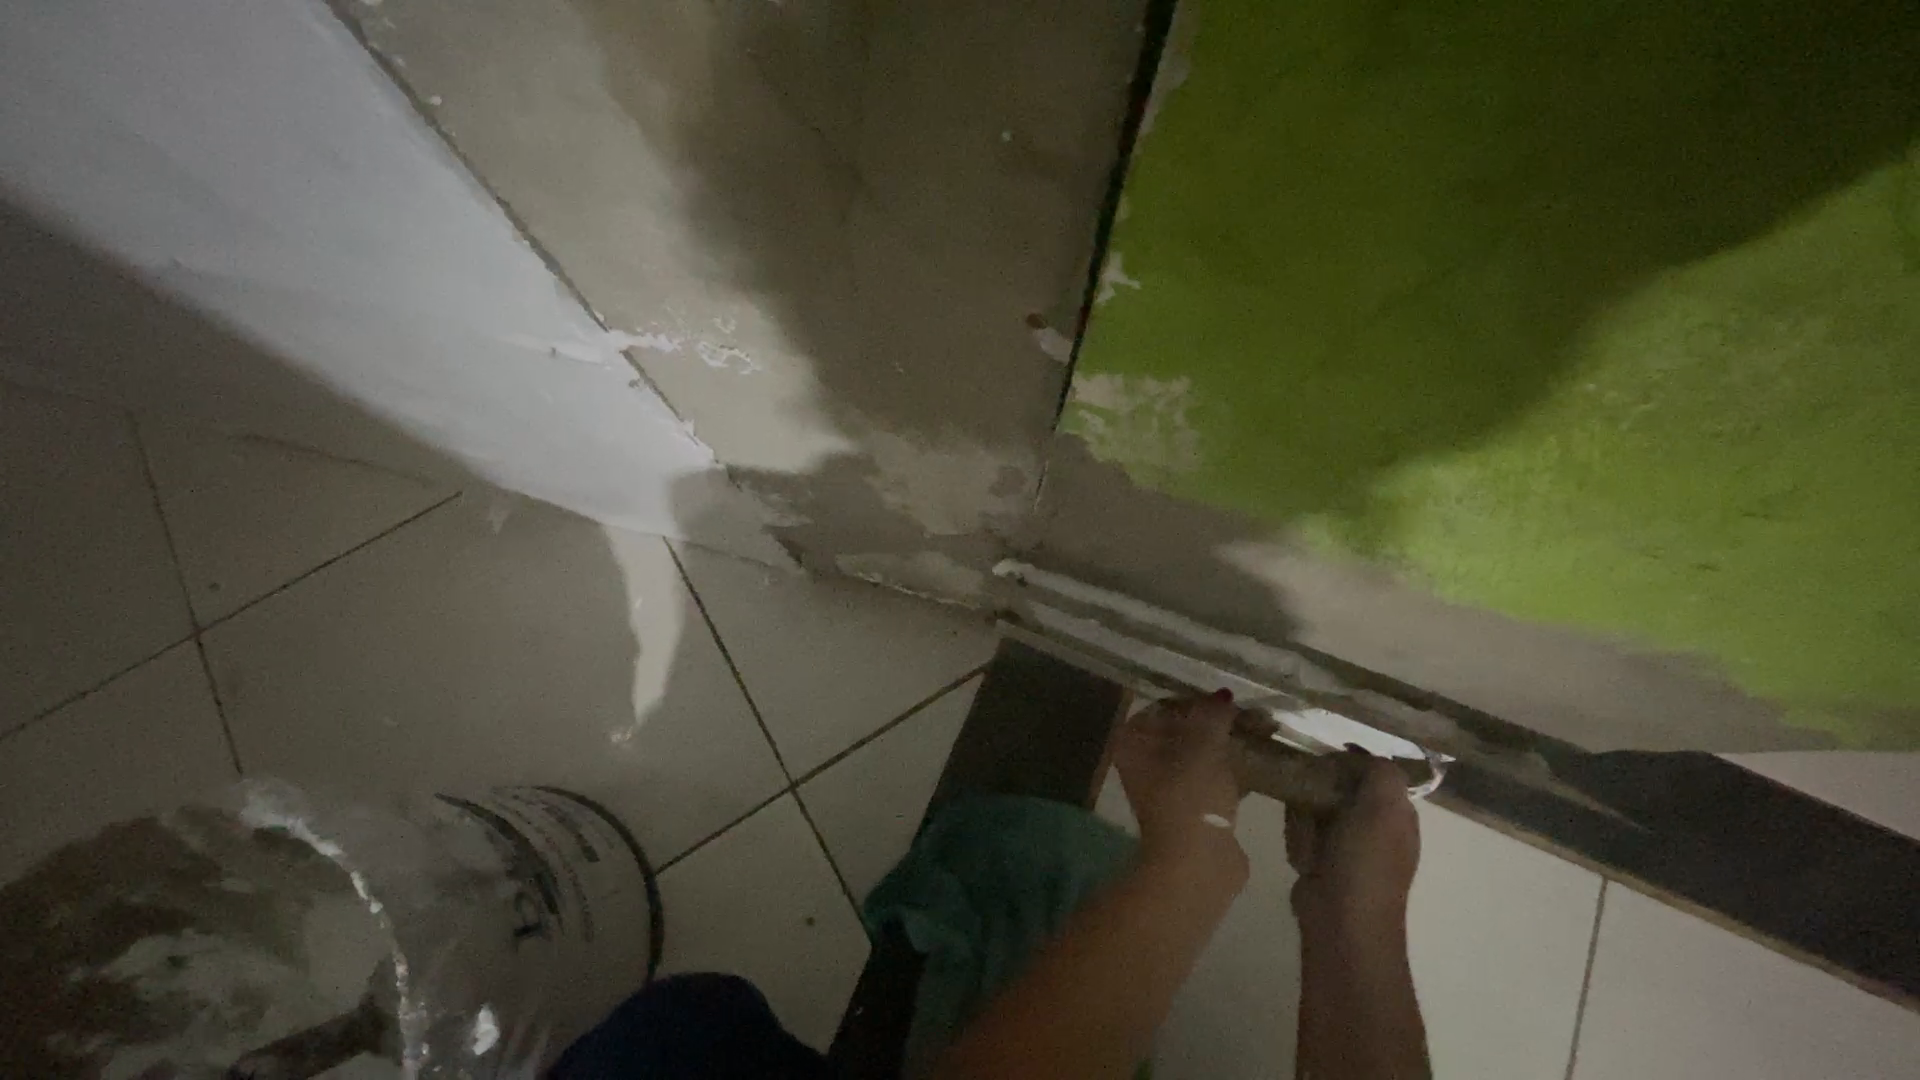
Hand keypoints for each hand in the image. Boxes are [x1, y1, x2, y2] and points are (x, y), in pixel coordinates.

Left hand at [1113, 691, 1247, 870]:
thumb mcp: (1203, 745)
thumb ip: (1213, 714)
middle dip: (1216, 722)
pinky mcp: (1192, 808)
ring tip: (1262, 731)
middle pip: (1183, 729)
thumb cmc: (1190, 795)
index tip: (1229, 701)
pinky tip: (1260, 760)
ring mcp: (1167, 787)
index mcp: (1132, 742)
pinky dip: (1233, 768)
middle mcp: (1143, 762)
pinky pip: (1213, 777)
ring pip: (1200, 754)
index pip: (1165, 707)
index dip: (1196, 700)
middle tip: (1252, 715)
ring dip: (1228, 744)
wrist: (1196, 863)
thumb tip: (1224, 696)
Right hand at [1285, 753, 1419, 928]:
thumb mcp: (1382, 809)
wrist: (1341, 920)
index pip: (1373, 772)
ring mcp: (1349, 846)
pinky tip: (1301, 852)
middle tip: (1309, 795)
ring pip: (1316, 806)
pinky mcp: (1322, 860)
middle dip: (1320, 790)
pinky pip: (1304, 831)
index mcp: (1398, 814)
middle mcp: (1377, 827)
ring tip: (1305, 831)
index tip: (1323, 759)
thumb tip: (1362, 756)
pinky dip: (1298, 836)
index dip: (1348, 762)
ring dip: (1306, 816)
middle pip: (1339, 787)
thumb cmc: (1365, 862)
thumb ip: (1381, 774)